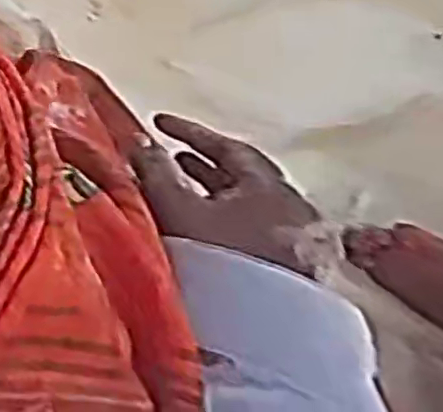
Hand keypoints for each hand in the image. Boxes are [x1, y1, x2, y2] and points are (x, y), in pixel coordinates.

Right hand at [130, 113, 321, 274]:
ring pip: (251, 202)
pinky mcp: (295, 265)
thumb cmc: (218, 250)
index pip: (232, 149)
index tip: (159, 121)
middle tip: (170, 151)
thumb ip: (155, 166)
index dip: (192, 132)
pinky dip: (225, 209)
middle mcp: (298, 213)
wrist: (259, 321)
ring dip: (213, 187)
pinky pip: (255, 222)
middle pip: (246, 176)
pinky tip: (201, 212)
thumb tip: (140, 139)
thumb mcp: (175, 203)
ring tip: (179, 180)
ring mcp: (302, 242)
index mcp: (275, 192)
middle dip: (204, 161)